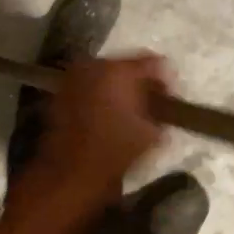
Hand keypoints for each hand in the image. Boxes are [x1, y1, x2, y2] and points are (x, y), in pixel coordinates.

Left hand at [32, 54, 168, 201]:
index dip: (165, 78)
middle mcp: (96, 64)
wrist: (70, 170)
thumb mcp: (151, 134)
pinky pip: (88, 83)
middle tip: (150, 100)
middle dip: (139, 81)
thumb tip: (164, 103)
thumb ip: (161, 112)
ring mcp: (76, 75)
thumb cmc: (115, 153)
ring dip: (118, 86)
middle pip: (127, 65)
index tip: (170, 94)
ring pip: (106, 73)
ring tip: (128, 107)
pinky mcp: (62, 89)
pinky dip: (99, 92)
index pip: (152, 63)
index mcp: (121, 70)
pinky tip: (106, 111)